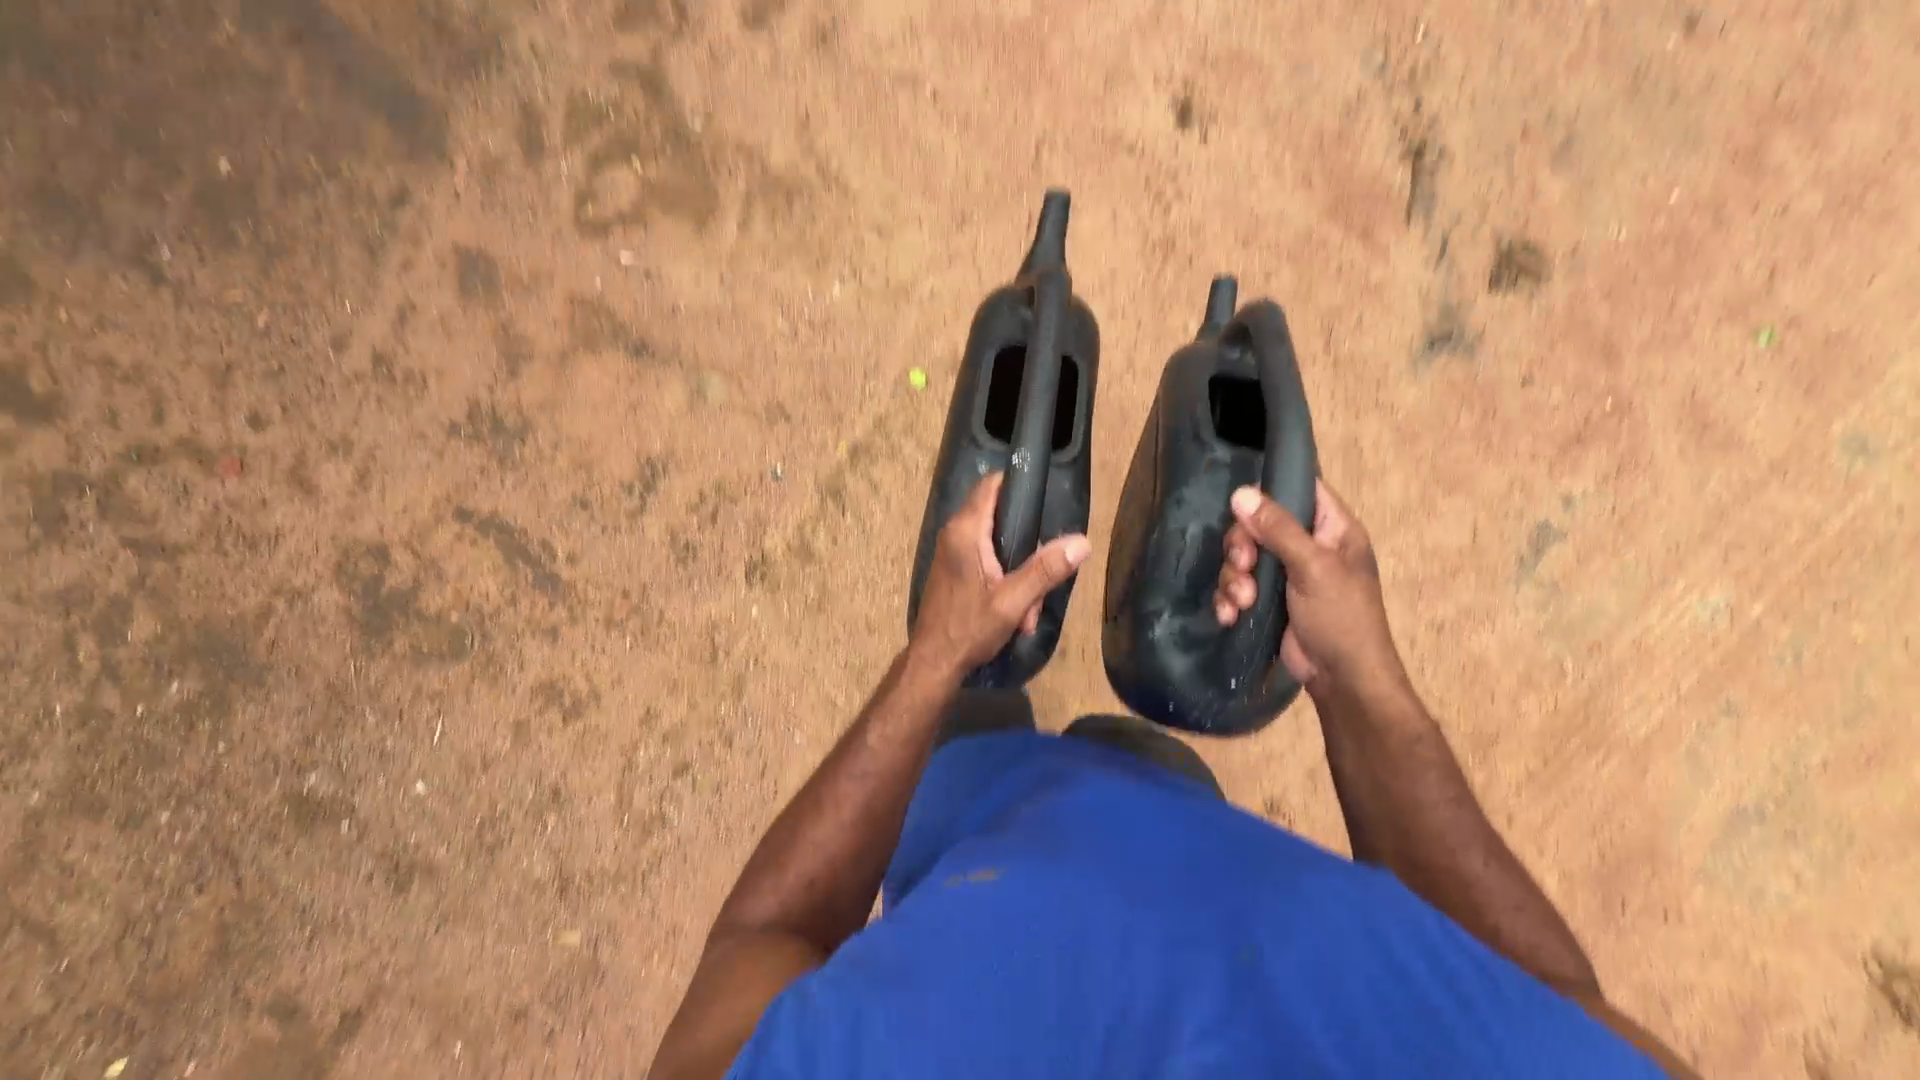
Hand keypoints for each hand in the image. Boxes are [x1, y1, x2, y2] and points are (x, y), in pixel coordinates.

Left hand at [909, 472, 1090, 678]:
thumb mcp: (1013, 601)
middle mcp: (955, 534)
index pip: (992, 485)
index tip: (1045, 499)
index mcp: (965, 531)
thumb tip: (1082, 542)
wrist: (933, 663)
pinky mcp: (955, 570)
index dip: (1019, 484)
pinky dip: (1005, 580)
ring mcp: (952, 553)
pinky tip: (1016, 611)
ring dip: (1019, 572)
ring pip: (997, 544)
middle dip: (1027, 545)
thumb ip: (1045, 570)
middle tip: (1042, 578)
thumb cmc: (968, 629)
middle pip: (1000, 517)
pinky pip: (987, 560)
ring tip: (1028, 608)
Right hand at [1212, 479, 1409, 700]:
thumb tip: (1241, 493)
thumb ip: (1278, 529)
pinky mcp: (1268, 601)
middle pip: (1259, 524)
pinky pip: (1238, 586)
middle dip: (1243, 546)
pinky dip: (1230, 599)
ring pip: (1244, 557)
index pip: (1302, 489)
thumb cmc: (1341, 617)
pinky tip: (1230, 615)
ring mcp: (1286, 575)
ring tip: (1241, 601)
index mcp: (1332, 529)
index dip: (1272, 490)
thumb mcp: (1313, 567)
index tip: (1243, 503)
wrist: (1341, 679)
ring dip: (1234, 578)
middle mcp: (1308, 546)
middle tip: (1243, 564)